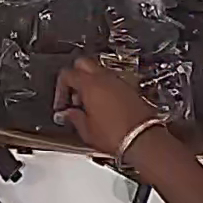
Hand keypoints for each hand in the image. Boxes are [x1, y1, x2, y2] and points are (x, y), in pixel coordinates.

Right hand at [53, 57, 169, 161]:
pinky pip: (111, 80)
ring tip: (87, 104)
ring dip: (89, 82)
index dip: (60, 89)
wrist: (142, 139)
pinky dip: (103, 87)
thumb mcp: (86, 130)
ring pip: (98, 70)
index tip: (62, 104)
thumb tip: (67, 113)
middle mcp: (104, 78)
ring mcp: (118, 81)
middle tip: (73, 97)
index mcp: (90, 84)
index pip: (67, 74)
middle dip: (74, 77)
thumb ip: (74, 117)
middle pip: (82, 63)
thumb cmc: (117, 134)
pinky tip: (102, 106)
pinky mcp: (129, 88)